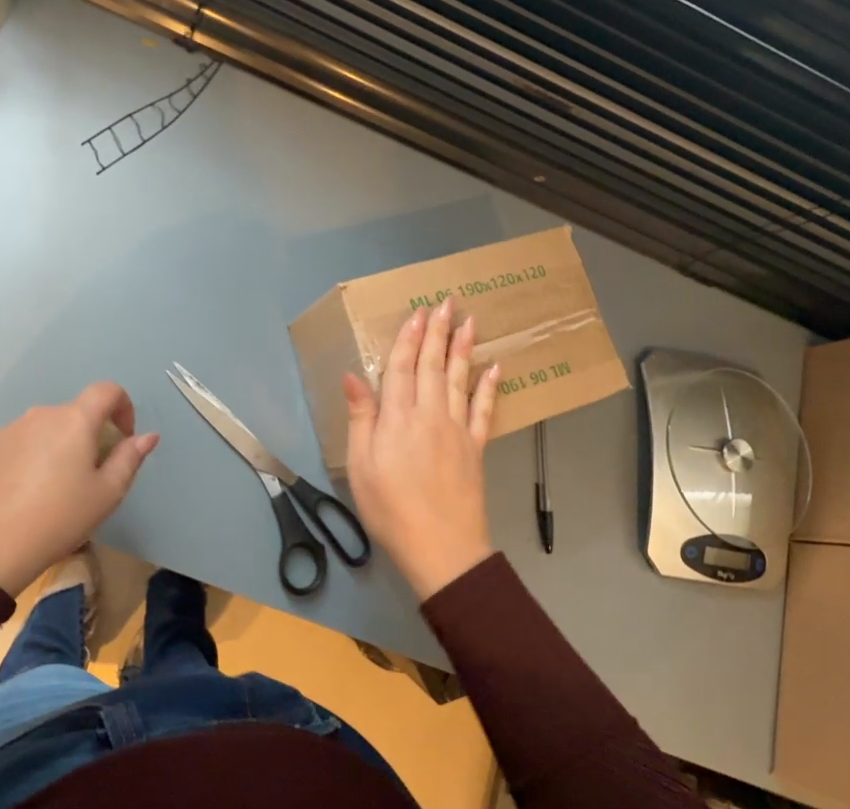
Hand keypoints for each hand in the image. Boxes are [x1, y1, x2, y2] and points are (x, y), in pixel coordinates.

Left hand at [0, 382, 159, 594]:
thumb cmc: (57, 519)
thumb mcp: (106, 495)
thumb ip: (129, 459)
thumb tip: (146, 436)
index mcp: (74, 421)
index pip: (107, 391)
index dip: (123, 407)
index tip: (124, 437)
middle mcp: (40, 415)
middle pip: (75, 413)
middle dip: (90, 434)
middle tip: (90, 475)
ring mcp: (9, 430)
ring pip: (46, 429)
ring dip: (59, 447)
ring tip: (54, 489)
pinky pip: (20, 443)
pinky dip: (31, 458)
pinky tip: (24, 494)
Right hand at [344, 297, 499, 599]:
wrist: (441, 547)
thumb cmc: (390, 509)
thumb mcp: (360, 465)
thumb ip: (361, 417)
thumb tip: (354, 376)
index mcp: (397, 418)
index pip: (403, 367)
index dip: (410, 338)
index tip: (418, 313)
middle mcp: (429, 414)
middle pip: (434, 365)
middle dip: (439, 332)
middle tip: (447, 303)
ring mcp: (457, 429)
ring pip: (461, 379)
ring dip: (464, 348)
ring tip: (470, 321)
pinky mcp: (476, 447)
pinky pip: (484, 410)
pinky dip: (489, 387)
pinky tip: (495, 368)